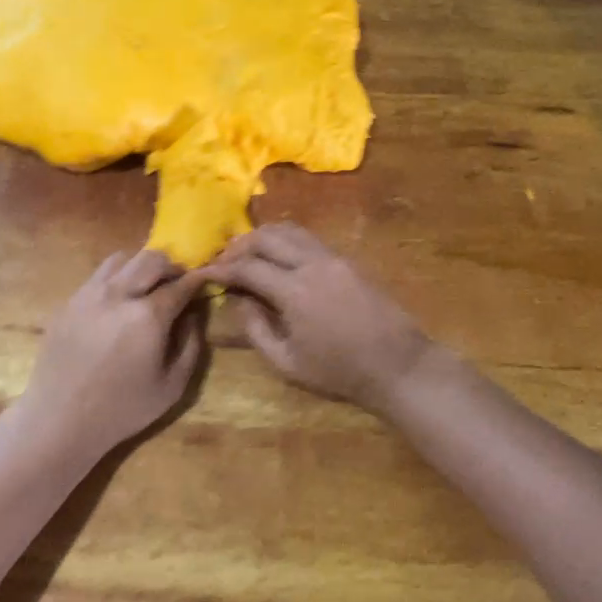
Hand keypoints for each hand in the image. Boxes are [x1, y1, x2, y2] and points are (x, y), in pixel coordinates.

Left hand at [17, 250, 209, 458]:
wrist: (61, 418)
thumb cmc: (122, 409)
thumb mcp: (172, 386)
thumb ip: (191, 345)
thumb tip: (194, 314)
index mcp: (147, 316)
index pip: (180, 284)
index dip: (196, 281)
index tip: (203, 283)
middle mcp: (118, 294)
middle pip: (151, 259)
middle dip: (171, 266)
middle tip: (177, 282)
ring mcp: (89, 293)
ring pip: (121, 259)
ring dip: (140, 266)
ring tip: (146, 286)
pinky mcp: (69, 301)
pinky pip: (97, 277)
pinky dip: (115, 279)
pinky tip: (117, 303)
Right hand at [200, 223, 434, 411]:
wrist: (398, 365)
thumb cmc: (339, 372)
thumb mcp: (287, 363)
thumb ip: (256, 330)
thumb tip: (239, 299)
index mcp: (295, 291)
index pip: (248, 267)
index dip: (221, 268)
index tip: (204, 273)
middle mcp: (312, 264)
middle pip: (266, 237)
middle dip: (239, 245)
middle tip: (223, 261)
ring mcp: (333, 257)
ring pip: (289, 229)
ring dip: (262, 237)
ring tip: (247, 253)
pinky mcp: (347, 259)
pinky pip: (308, 238)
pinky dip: (285, 240)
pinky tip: (278, 257)